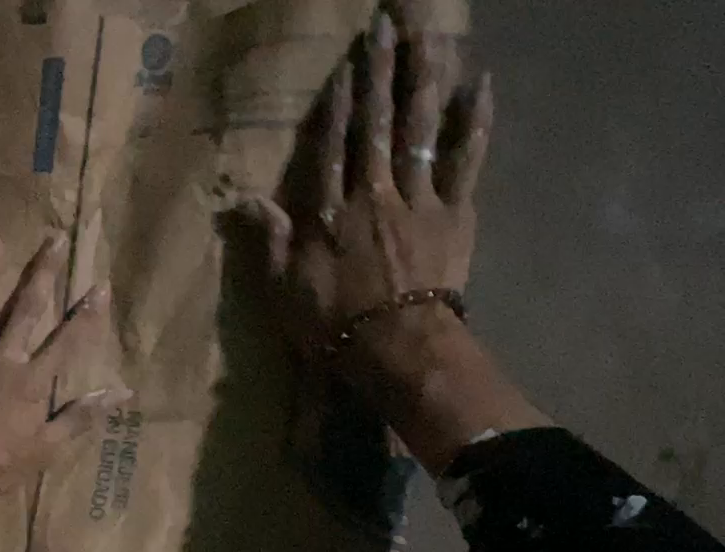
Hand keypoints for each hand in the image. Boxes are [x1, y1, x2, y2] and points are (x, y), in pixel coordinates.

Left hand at [0, 232, 130, 533]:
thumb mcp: (48, 447)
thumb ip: (82, 415)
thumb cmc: (0, 467)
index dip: (87, 314)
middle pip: (26, 309)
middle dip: (43, 272)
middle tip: (53, 237)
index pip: (67, 340)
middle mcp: (3, 359)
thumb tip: (122, 392)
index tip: (101, 285)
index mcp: (32, 380)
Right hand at [246, 12, 492, 367]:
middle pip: (376, 126)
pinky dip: (475, 122)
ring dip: (424, 80)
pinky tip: (481, 85)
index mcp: (329, 213)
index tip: (344, 68)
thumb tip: (243, 201)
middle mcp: (372, 194)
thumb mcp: (281, 288)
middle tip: (386, 29)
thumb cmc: (329, 324)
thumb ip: (270, 239)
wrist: (394, 347)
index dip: (338, 106)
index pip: (331, 148)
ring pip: (420, 130)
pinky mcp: (455, 213)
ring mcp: (417, 199)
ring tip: (428, 38)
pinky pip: (467, 160)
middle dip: (380, 75)